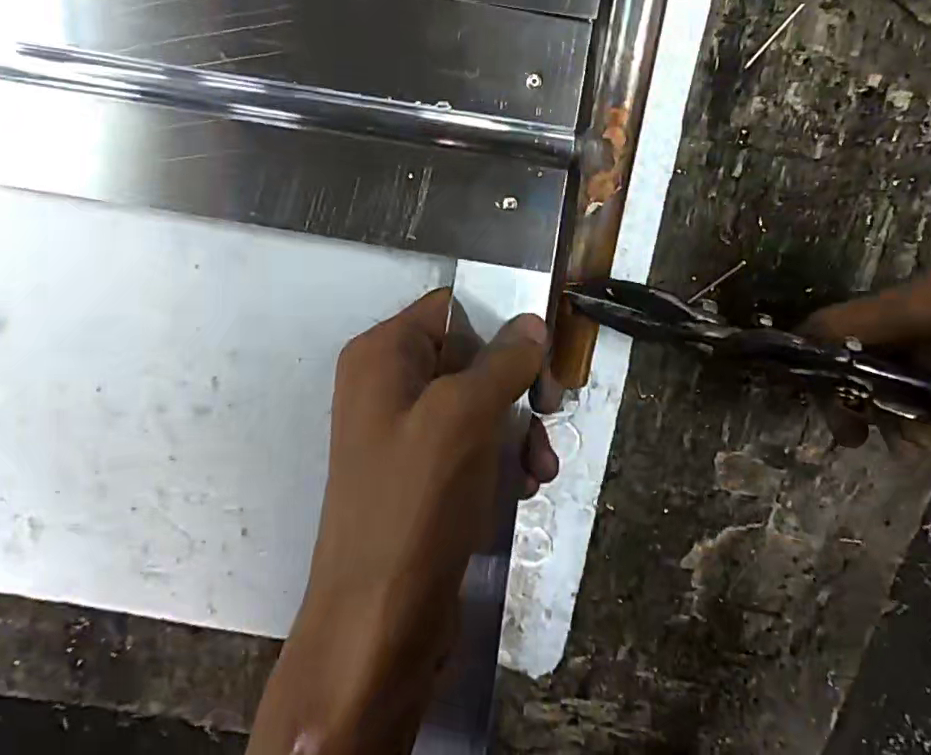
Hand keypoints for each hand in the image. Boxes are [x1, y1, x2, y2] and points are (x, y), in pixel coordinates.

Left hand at [249, 289, 555, 754]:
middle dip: (517, 387)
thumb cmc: (414, 502)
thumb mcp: (464, 417)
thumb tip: (533, 322)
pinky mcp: (422, 474)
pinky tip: (521, 489)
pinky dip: (502, 459)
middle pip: (472, 356)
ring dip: (518, 430)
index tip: (546, 354)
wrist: (377, 622)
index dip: (501, 322)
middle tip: (553, 412)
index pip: (451, 308)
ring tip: (538, 470)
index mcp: (383, 355)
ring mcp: (405, 432)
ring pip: (481, 404)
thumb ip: (503, 362)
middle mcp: (388, 384)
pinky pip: (473, 444)